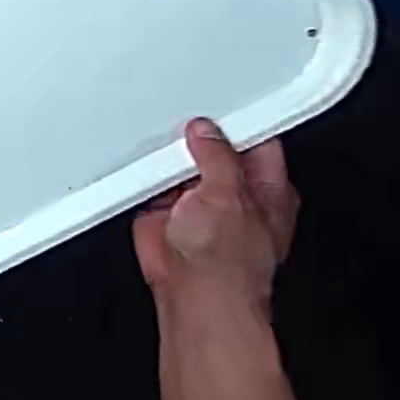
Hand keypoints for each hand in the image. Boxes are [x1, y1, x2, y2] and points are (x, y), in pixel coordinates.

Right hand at [133, 118, 298, 316]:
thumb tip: (207, 132)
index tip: (211, 108)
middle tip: (174, 127)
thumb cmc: (228, 260)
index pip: (254, 143)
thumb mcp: (229, 196)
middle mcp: (230, 193)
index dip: (234, 124)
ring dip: (160, 159)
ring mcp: (194, 201)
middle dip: (188, 138)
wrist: (193, 290)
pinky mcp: (162, 209)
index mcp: (264, 188)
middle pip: (207, 150)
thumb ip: (217, 159)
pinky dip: (137, 175)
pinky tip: (135, 171)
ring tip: (152, 152)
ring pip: (173, 165)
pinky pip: (145, 182)